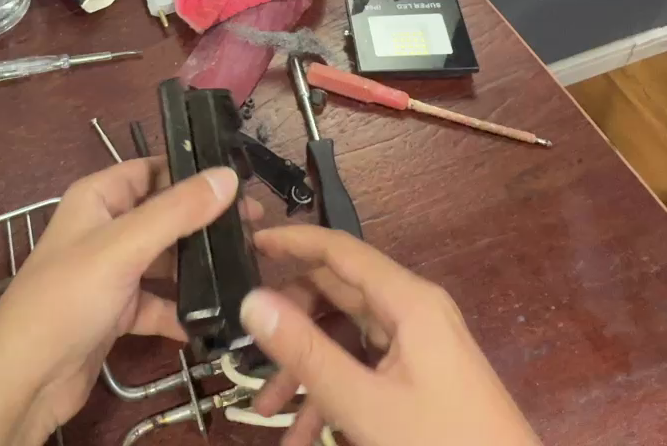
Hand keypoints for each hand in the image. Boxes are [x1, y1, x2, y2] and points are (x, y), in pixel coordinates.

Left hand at [0, 159, 242, 445]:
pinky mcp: (117, 311)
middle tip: (254, 228)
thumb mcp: (123, 246)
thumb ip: (176, 211)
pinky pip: (158, 301)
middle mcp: (105, 226)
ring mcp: (111, 271)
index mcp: (98, 197)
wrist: (25, 380)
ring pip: (164, 259)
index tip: (240, 180)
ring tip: (245, 269)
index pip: (152, 169)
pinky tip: (215, 319)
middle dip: (204, 221)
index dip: (192, 170)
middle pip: (163, 214)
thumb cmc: (67, 297)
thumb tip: (228, 174)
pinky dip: (182, 309)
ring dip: (197, 266)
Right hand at [242, 224, 540, 445]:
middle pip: (336, 295)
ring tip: (267, 411)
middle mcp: (412, 312)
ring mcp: (417, 347)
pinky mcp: (419, 379)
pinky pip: (363, 369)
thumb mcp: (366, 405)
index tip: (248, 243)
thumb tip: (252, 300)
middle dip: (290, 325)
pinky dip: (332, 394)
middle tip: (247, 351)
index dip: (292, 240)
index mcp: (408, 301)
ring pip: (344, 338)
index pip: (338, 249)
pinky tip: (304, 434)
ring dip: (305, 371)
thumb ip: (307, 352)